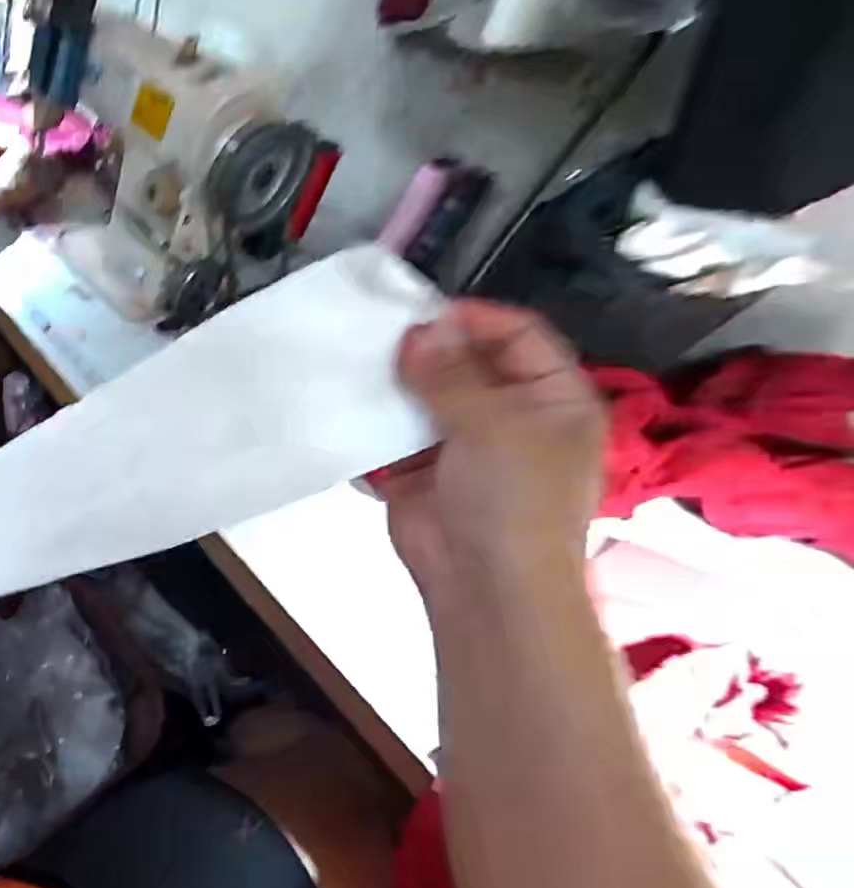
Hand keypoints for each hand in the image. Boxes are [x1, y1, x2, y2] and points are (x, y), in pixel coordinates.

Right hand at [373, 301, 605, 593]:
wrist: (480, 576)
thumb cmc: (511, 497)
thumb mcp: (492, 426)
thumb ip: (451, 376)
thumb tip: (420, 329)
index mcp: (548, 398)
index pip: (517, 338)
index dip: (474, 320)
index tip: (418, 312)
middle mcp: (504, 414)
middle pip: (461, 366)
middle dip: (420, 352)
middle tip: (370, 337)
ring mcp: (455, 442)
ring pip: (418, 399)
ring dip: (387, 386)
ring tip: (347, 367)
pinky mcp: (413, 468)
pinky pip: (387, 435)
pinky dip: (365, 424)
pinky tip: (339, 408)